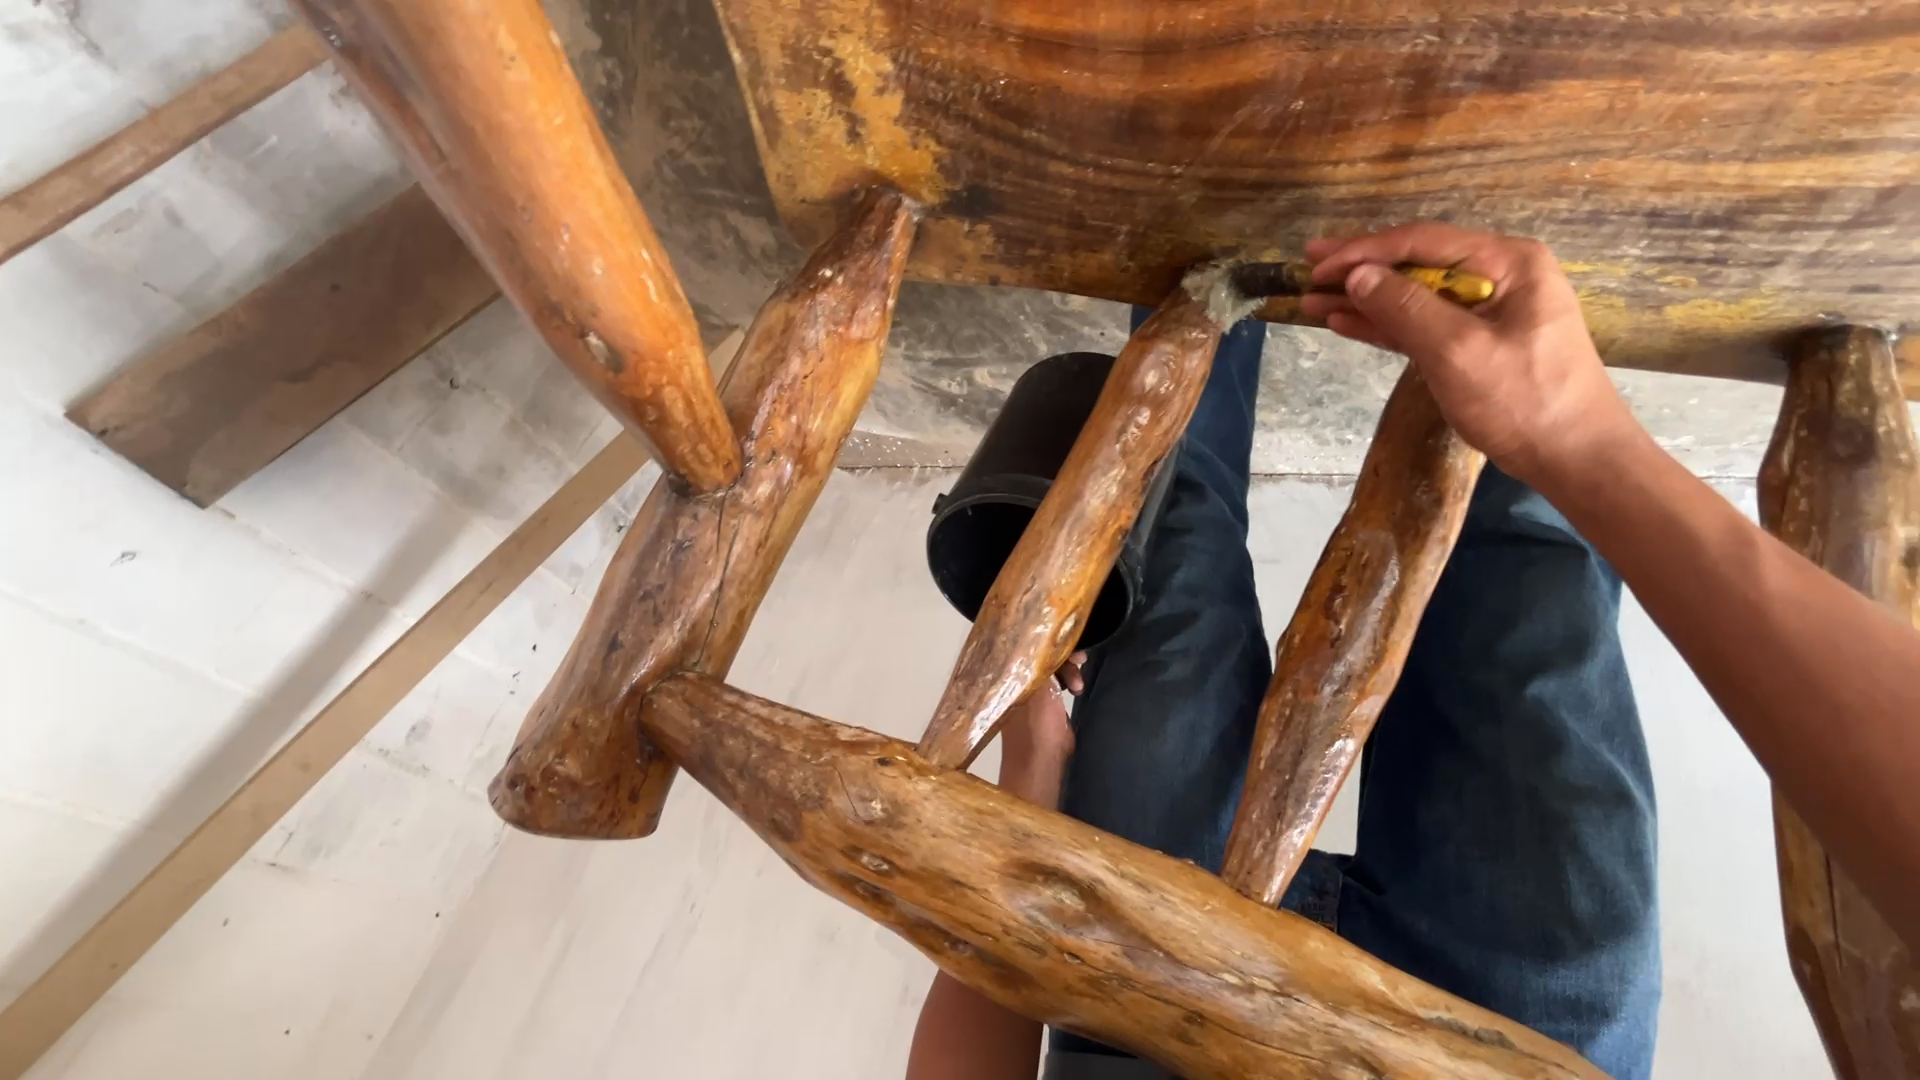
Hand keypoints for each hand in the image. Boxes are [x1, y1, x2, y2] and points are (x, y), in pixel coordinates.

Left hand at [996, 652, 1084, 805]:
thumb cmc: (1037, 722)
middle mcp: (1016, 681)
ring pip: (1052, 670)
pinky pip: (1057, 684)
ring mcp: (1031, 694)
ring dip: (1070, 672)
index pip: (1027, 646)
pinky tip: (1077, 688)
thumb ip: (1042, 663)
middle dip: (1064, 656)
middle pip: (1042, 657)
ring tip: (1079, 685)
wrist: (1042, 759)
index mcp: (1008, 674)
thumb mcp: (1039, 687)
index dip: (1048, 641)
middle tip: (1082, 659)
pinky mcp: (1045, 706)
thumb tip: (1047, 639)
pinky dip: (1069, 683)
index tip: (1068, 640)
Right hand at [1299, 224, 1640, 488]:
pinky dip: (1380, 323)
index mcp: (1506, 263)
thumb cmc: (1523, 400)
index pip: (1422, 242)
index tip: (1318, 264)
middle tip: (1308, 263)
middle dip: (1358, 267)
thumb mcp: (1457, 350)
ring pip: (1409, 295)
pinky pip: (1416, 323)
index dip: (1364, 252)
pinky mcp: (1469, 342)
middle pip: (1414, 262)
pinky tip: (1344, 320)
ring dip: (1361, 298)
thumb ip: (1405, 308)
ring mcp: (1482, 311)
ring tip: (1311, 298)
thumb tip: (1357, 276)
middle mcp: (1496, 276)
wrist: (1570, 454)